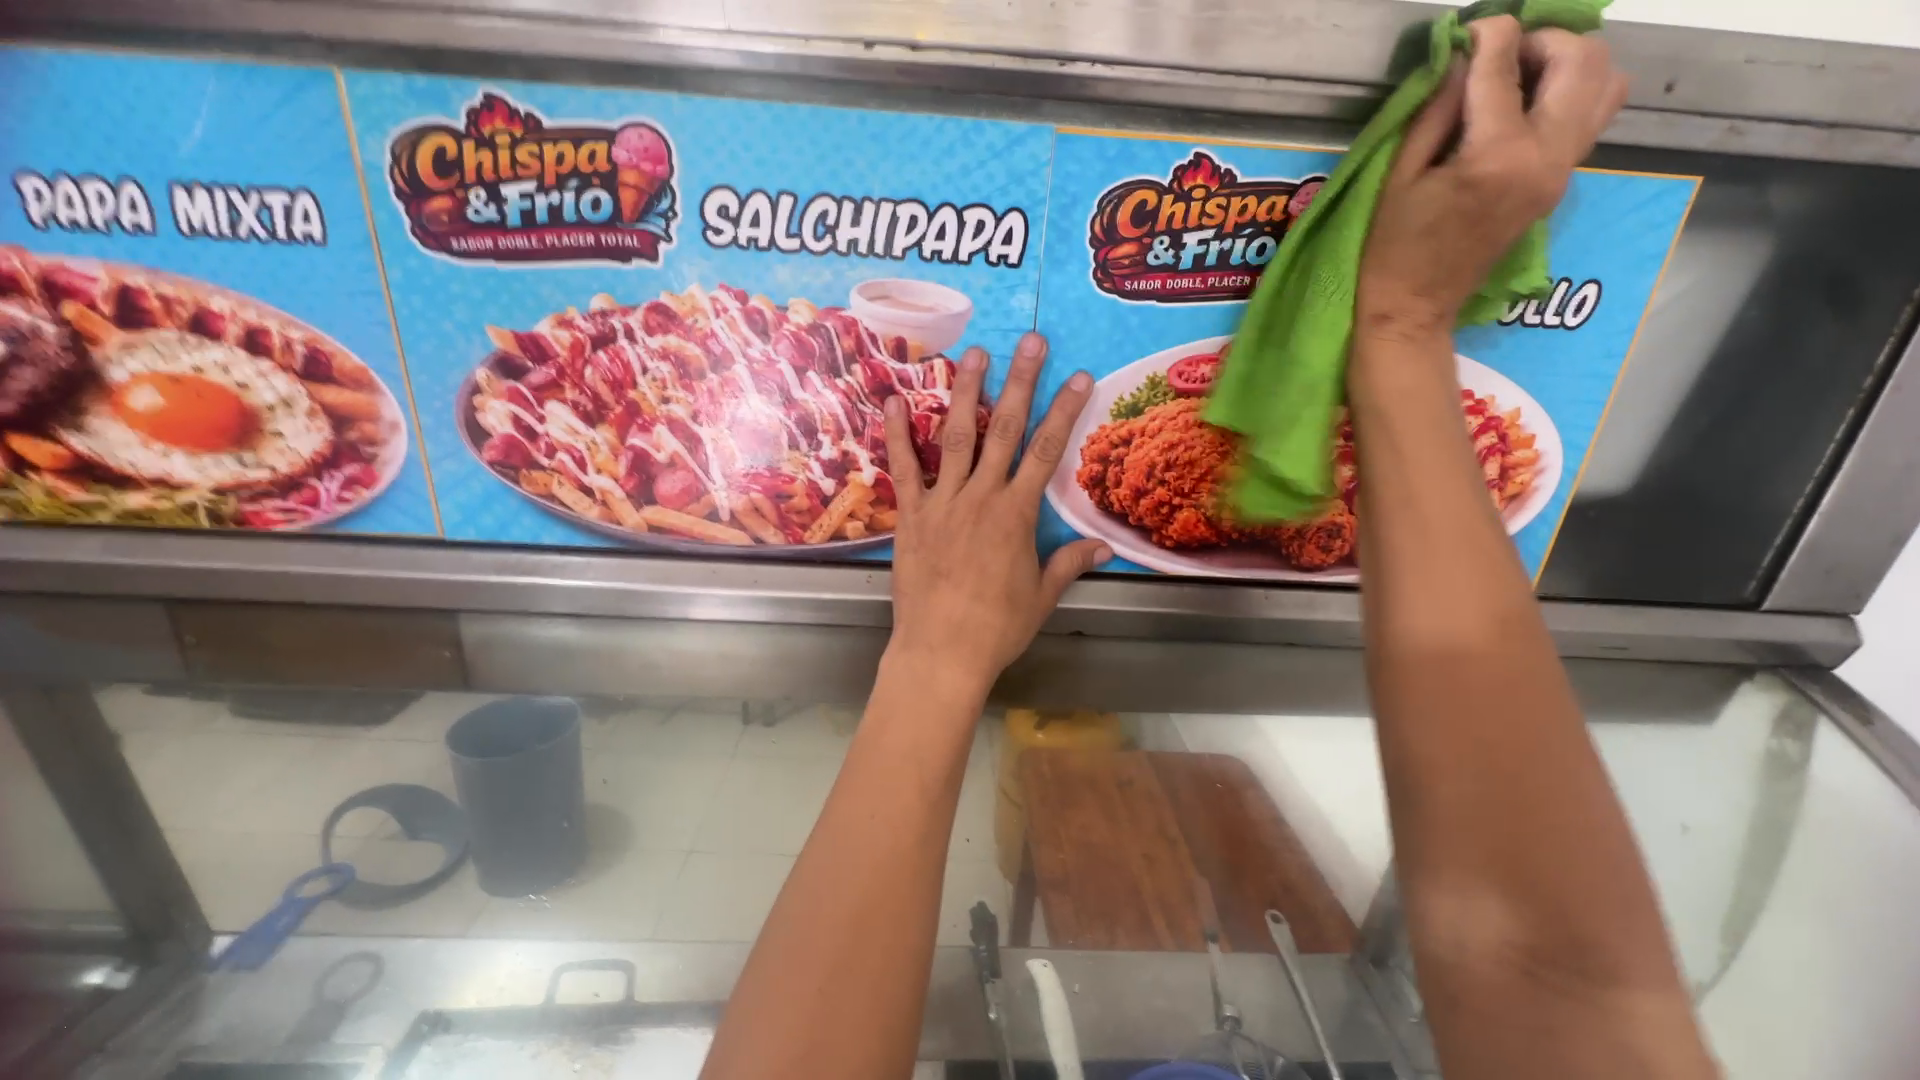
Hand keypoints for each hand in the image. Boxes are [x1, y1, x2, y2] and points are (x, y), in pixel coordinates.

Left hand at [883, 332, 1110, 689]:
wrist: (942, 652)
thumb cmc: (997, 628)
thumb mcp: (1042, 597)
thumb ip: (1069, 565)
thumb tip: (1104, 548)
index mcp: (1017, 514)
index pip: (1047, 452)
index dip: (1065, 411)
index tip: (1079, 376)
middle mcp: (981, 496)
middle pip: (1005, 429)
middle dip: (1021, 383)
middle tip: (1031, 342)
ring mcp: (943, 502)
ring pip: (956, 436)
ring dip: (966, 392)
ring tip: (975, 354)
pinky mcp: (911, 516)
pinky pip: (904, 468)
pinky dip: (897, 434)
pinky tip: (892, 400)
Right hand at [1358, 16, 1629, 340]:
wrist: (1412, 309)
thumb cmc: (1389, 249)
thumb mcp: (1398, 176)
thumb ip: (1436, 110)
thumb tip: (1462, 59)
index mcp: (1498, 156)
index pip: (1506, 65)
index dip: (1486, 34)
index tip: (1465, 31)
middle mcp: (1546, 157)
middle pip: (1582, 60)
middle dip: (1541, 40)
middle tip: (1499, 53)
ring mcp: (1560, 172)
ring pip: (1604, 83)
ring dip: (1567, 64)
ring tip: (1520, 75)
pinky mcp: (1559, 183)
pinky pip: (1589, 116)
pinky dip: (1569, 93)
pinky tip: (1524, 106)